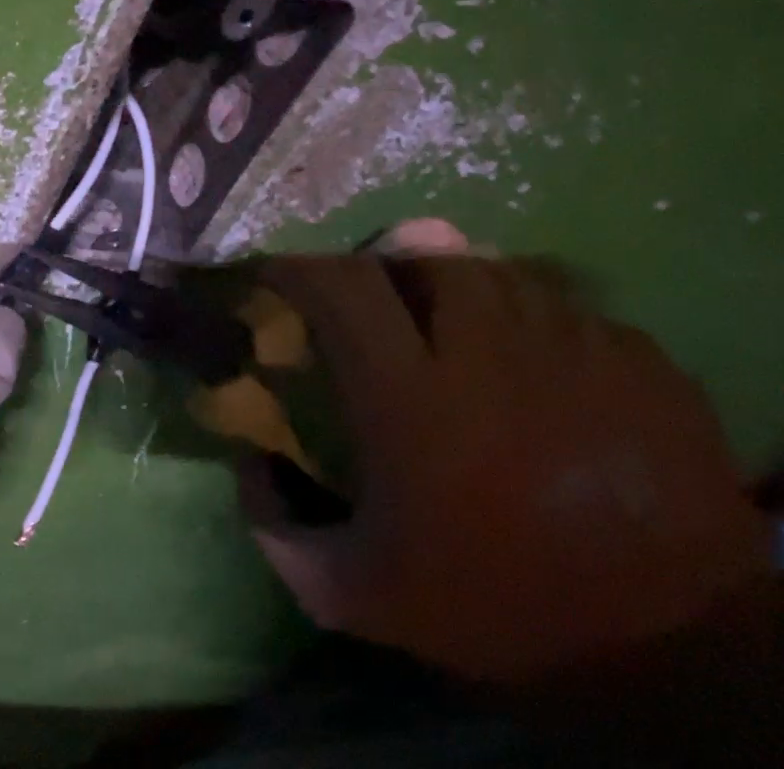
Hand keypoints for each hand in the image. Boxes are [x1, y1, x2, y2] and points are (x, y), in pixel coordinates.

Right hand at [239, 252, 768, 681]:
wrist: (665, 653)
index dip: (298, 269)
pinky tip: (520, 362)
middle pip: (427, 260)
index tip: (275, 279)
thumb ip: (272, 519)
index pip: (343, 287)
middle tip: (365, 303)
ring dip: (454, 287)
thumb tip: (248, 456)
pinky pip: (570, 311)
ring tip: (441, 325)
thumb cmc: (485, 607)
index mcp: (409, 400)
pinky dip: (528, 319)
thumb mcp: (341, 589)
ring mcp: (579, 357)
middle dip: (382, 268)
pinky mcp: (648, 371)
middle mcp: (491, 357)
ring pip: (502, 276)